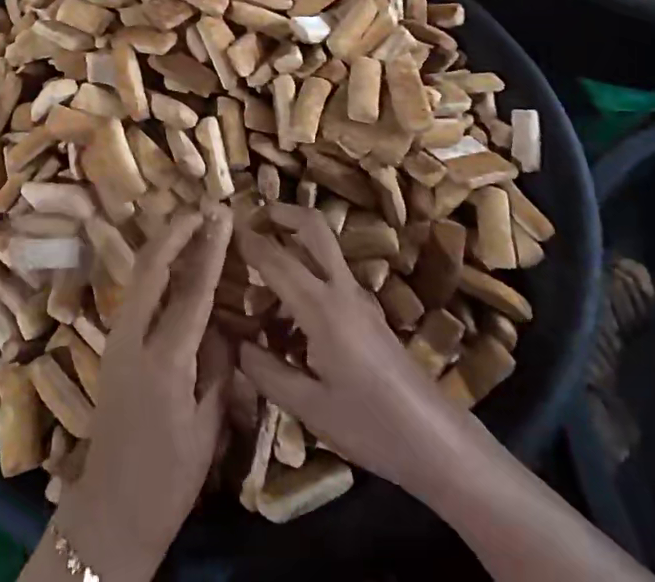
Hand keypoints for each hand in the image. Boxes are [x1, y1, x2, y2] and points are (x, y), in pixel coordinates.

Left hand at [54, 207, 233, 577]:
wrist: (112, 504)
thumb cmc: (169, 475)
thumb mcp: (206, 424)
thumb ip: (216, 367)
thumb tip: (222, 325)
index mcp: (164, 362)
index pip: (192, 293)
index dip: (209, 251)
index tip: (222, 217)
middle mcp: (133, 341)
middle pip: (152, 271)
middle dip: (176, 234)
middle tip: (202, 208)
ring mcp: (116, 341)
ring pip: (139, 279)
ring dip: (162, 247)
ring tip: (187, 224)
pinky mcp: (112, 348)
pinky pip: (136, 297)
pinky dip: (154, 271)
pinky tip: (170, 266)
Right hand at [234, 203, 465, 493]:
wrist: (438, 442)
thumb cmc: (371, 426)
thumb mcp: (307, 406)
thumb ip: (263, 368)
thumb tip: (231, 339)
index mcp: (323, 308)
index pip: (275, 257)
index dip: (244, 238)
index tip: (216, 224)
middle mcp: (342, 290)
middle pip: (313, 227)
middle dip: (279, 213)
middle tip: (246, 218)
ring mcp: (359, 298)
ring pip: (322, 249)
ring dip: (289, 243)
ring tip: (252, 273)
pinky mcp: (367, 312)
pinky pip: (329, 276)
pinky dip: (302, 273)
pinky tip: (282, 313)